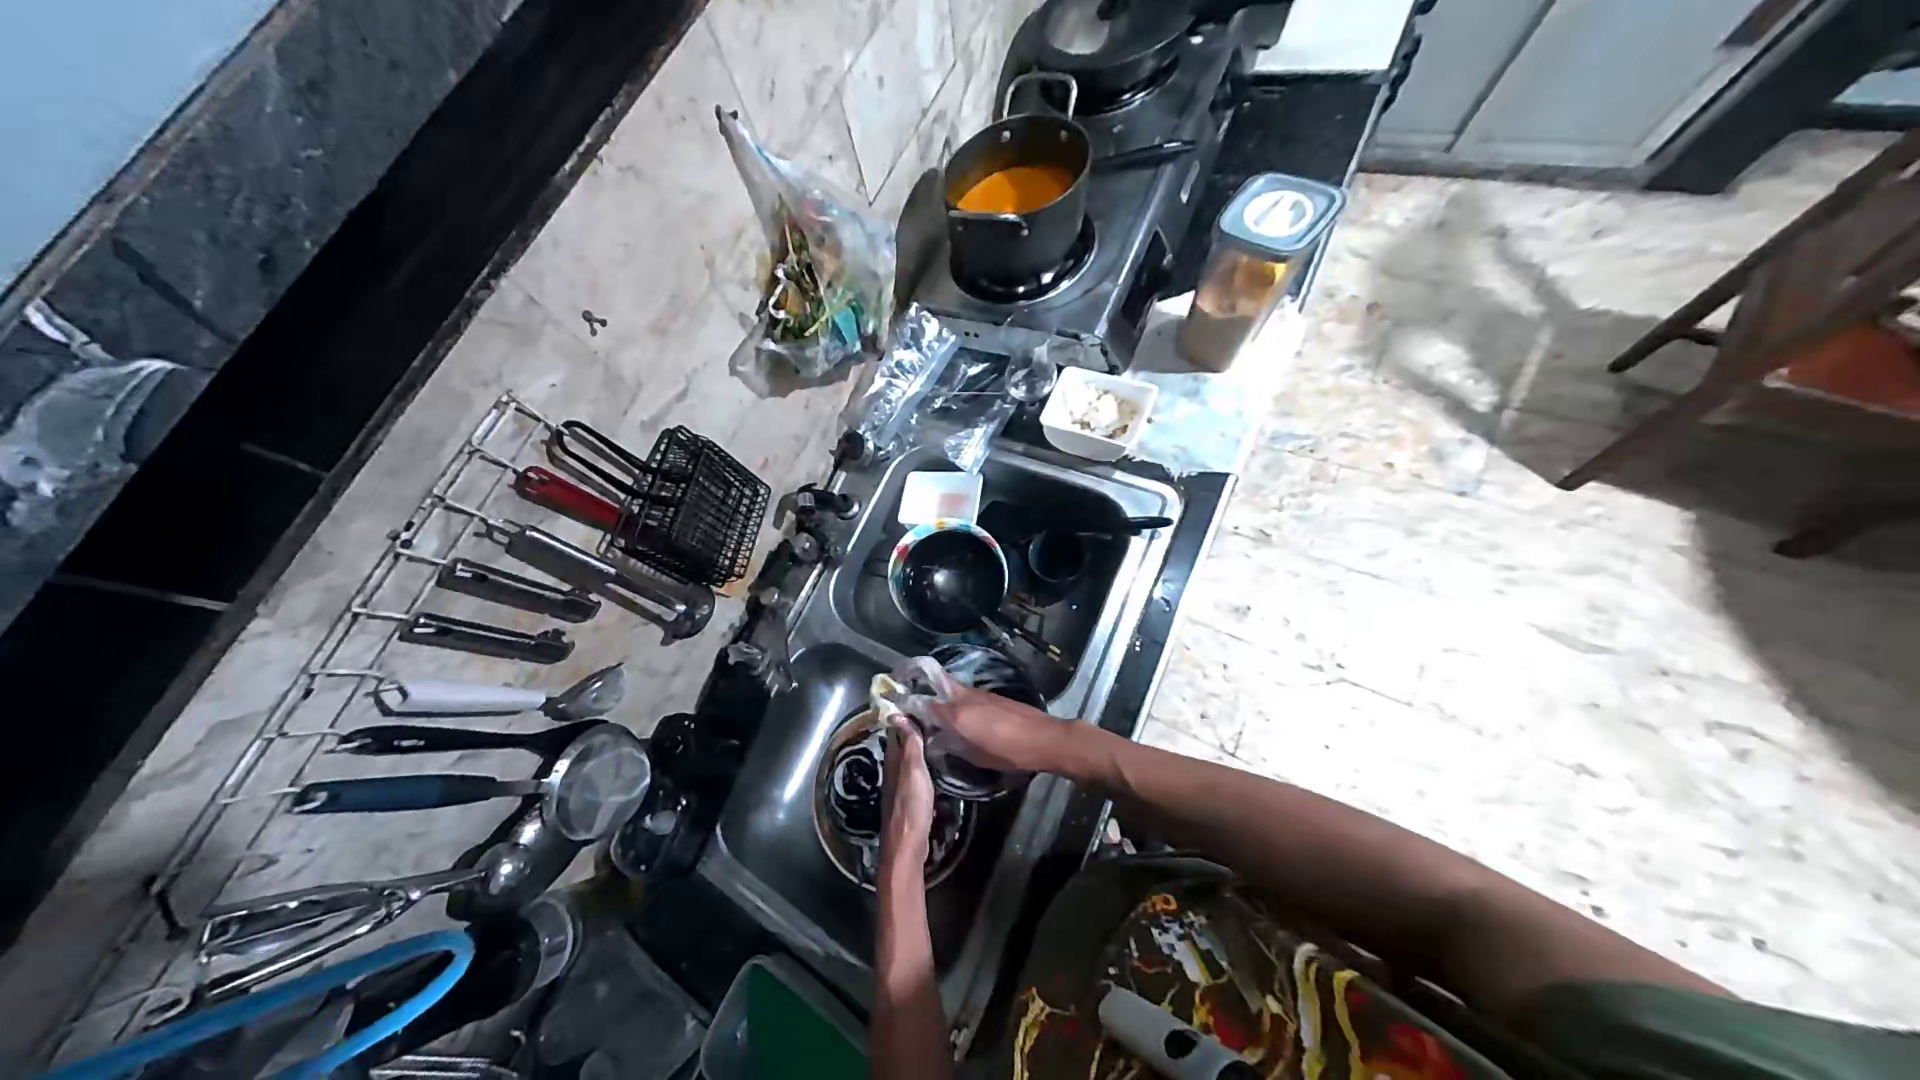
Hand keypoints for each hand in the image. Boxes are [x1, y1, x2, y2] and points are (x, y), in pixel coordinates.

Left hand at [880, 717, 933, 876]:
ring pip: (907, 757)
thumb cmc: (911, 805)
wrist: (908, 845)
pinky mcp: (908, 797)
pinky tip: (933, 762)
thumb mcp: (913, 770)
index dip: (903, 715)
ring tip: (935, 733)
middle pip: (900, 743)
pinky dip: (922, 762)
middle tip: (931, 714)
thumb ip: (909, 744)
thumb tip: (898, 713)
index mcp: (892, 760)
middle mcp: (893, 769)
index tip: (916, 700)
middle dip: (911, 728)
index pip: (894, 730)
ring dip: (917, 745)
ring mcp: (900, 784)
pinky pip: (914, 771)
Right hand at [905, 680, 1072, 774]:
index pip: (920, 702)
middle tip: (900, 683)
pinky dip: (952, 697)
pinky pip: (962, 693)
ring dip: (934, 690)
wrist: (1042, 738)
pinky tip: (953, 712)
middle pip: (932, 679)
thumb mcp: (974, 756)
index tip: (890, 703)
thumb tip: (933, 739)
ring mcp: (977, 693)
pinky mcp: (989, 695)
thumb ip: (950, 744)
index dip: (903, 702)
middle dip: (915, 677)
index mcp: (955, 713)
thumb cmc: (1008, 752)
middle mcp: (962, 697)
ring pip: (948, 686)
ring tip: (925, 705)